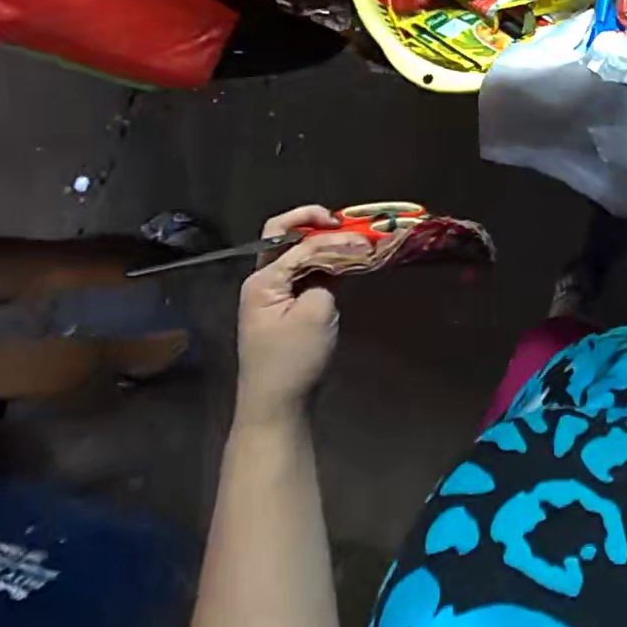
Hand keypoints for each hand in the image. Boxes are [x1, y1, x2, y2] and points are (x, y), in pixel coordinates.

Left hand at [234, 206, 366, 427]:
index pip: (300, 245)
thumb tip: (335, 265)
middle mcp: (264, 280)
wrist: (277, 405)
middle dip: (312, 222)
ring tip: (349, 239)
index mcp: (264, 280)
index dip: (333, 239)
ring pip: (295, 253)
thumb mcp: (316, 313)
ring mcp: (274, 294)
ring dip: (320, 242)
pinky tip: (344, 263)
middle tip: (341, 221)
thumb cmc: (293, 360)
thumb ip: (327, 278)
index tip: (363, 239)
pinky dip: (323, 263)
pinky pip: (304, 273)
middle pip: (284, 237)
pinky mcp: (287, 308)